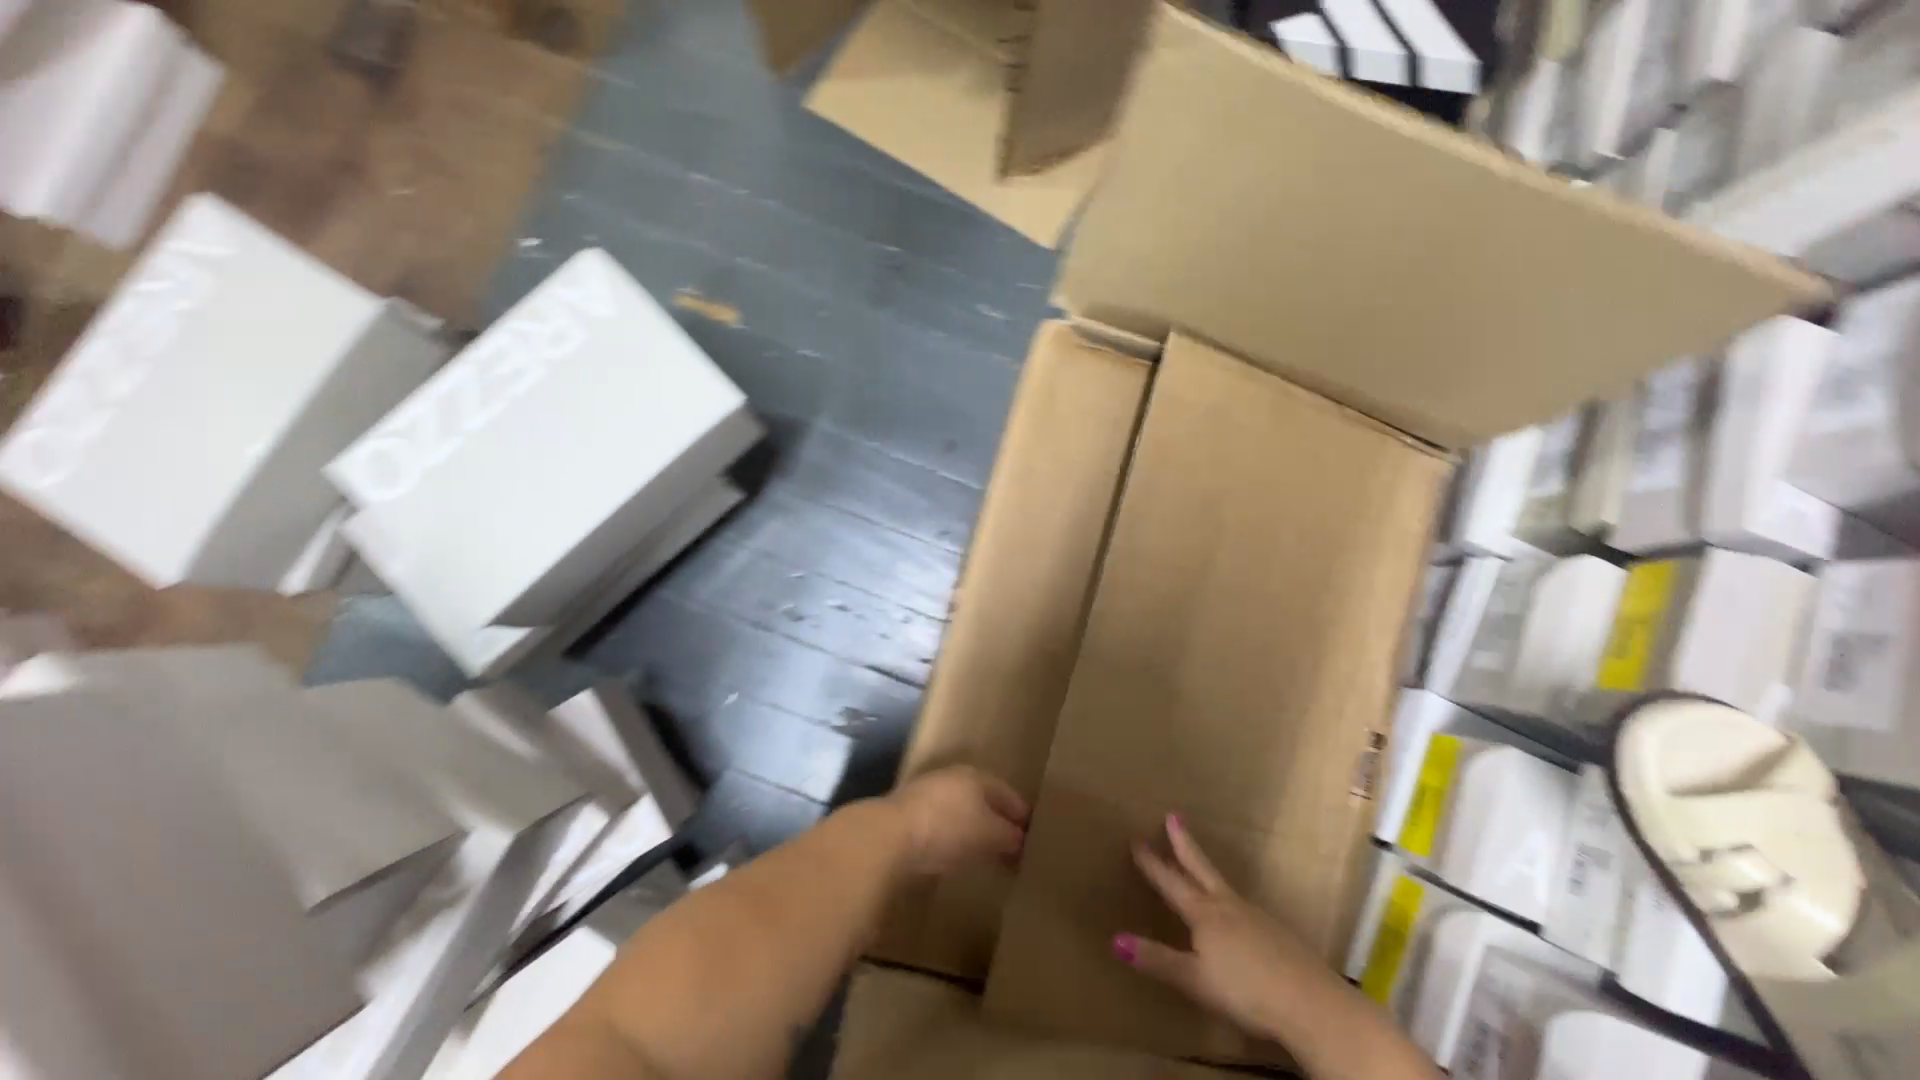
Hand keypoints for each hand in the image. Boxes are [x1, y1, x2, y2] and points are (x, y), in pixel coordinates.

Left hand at [884, 766, 1028, 876]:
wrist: (888, 838)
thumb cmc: (948, 828)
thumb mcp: (991, 834)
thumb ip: (1010, 836)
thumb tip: (1021, 840)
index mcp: (976, 776)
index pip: (1009, 795)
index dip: (1024, 817)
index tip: (1035, 837)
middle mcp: (952, 780)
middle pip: (983, 801)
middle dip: (998, 823)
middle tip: (1014, 848)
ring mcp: (926, 796)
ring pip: (960, 814)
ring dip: (973, 832)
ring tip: (986, 855)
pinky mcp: (906, 818)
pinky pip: (940, 828)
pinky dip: (952, 840)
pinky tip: (955, 857)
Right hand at [1114, 814, 1334, 1041]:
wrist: (1310, 1002)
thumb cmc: (1246, 990)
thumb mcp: (1194, 979)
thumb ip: (1157, 959)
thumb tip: (1115, 940)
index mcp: (1205, 915)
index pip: (1171, 883)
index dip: (1152, 863)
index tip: (1136, 839)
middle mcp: (1229, 907)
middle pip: (1201, 868)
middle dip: (1184, 844)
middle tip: (1173, 816)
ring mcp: (1255, 917)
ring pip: (1222, 885)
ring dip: (1205, 870)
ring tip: (1197, 864)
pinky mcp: (1275, 932)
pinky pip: (1242, 906)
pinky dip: (1227, 898)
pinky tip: (1232, 913)